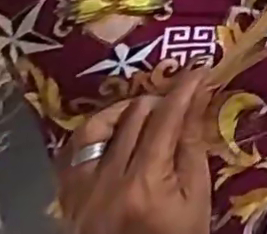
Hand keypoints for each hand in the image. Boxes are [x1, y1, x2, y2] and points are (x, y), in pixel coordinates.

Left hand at [55, 69, 214, 233]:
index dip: (185, 88)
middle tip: (179, 100)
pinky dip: (97, 132)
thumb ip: (193, 142)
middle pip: (136, 114)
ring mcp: (82, 190)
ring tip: (147, 114)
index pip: (167, 118)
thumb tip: (198, 93)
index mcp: (145, 185)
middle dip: (162, 100)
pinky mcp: (67, 196)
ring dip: (127, 111)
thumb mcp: (196, 198)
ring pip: (102, 123)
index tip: (199, 68)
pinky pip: (76, 147)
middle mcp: (108, 182)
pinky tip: (114, 130)